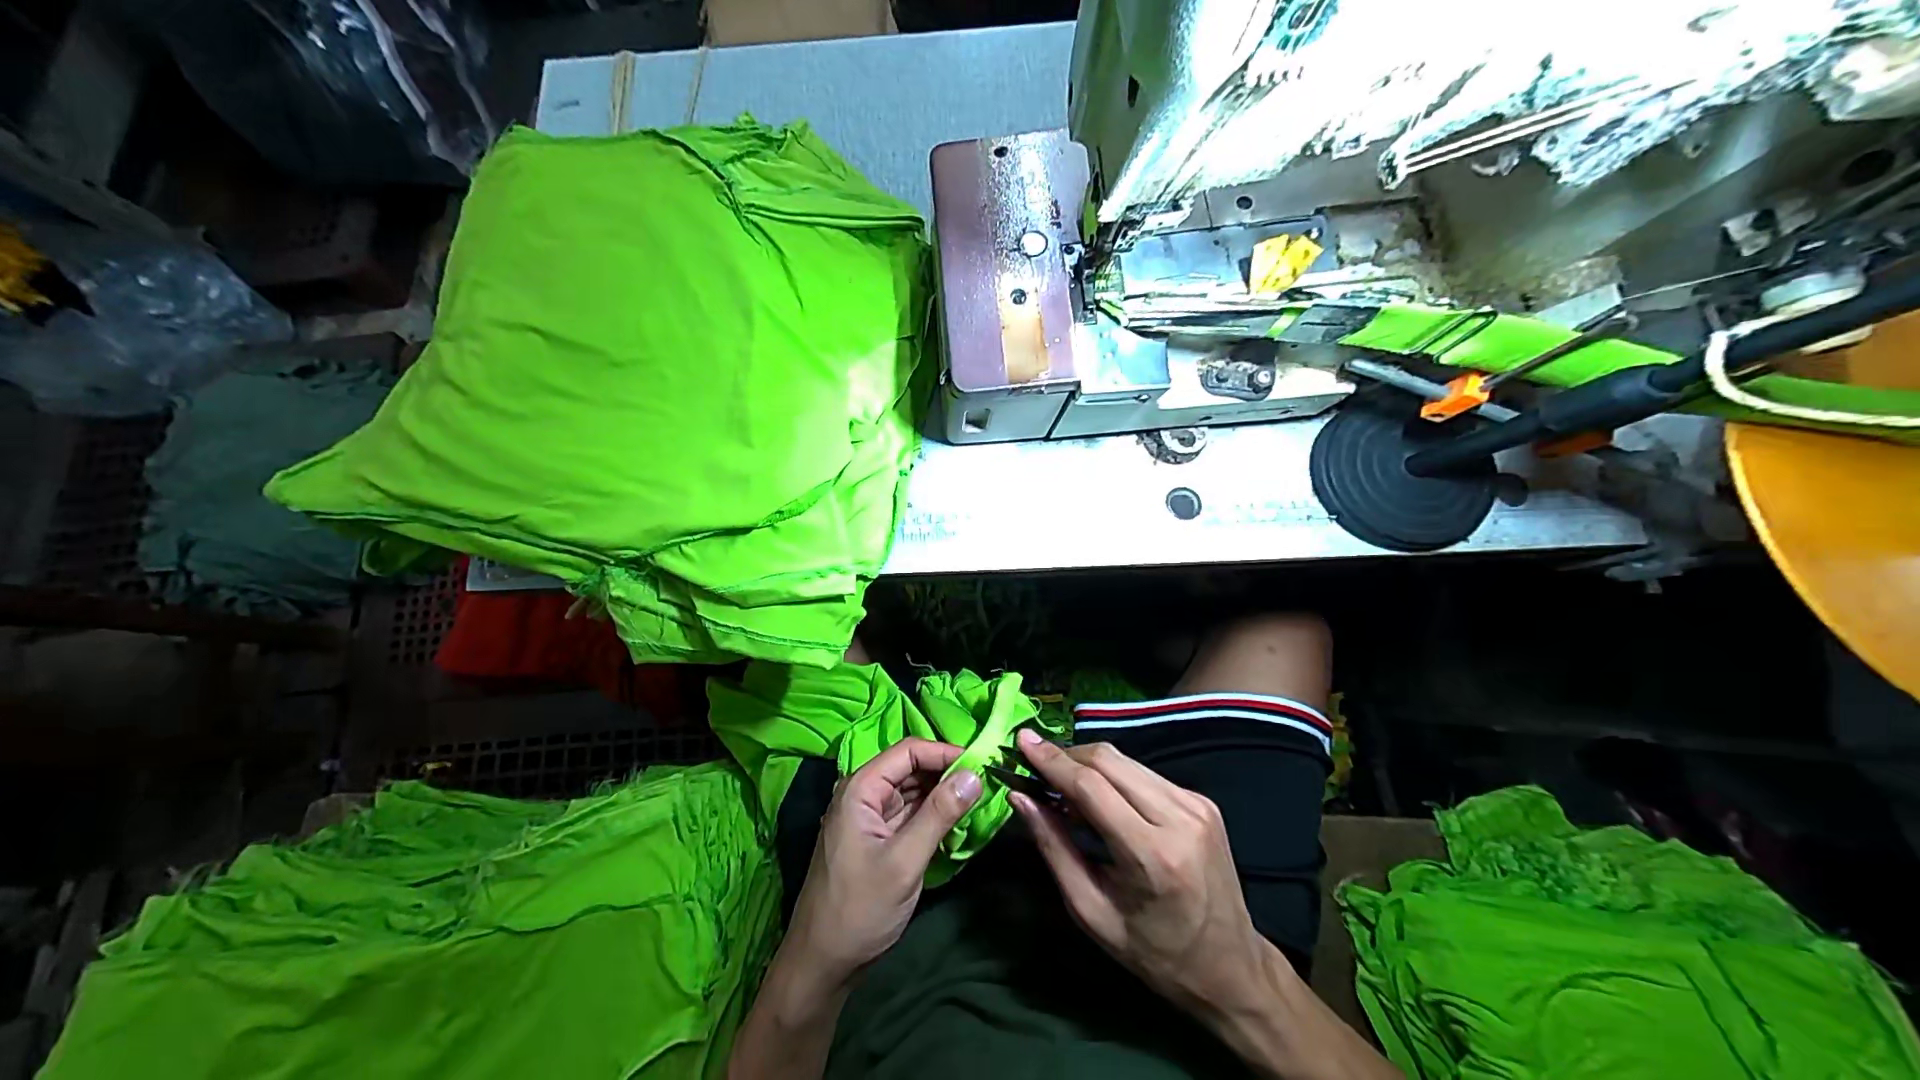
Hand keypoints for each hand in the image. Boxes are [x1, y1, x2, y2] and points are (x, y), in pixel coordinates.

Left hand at [784, 737, 983, 986]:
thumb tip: (975, 774)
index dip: (946, 752)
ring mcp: (869, 816)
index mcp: (860, 788)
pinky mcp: (877, 837)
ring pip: (913, 789)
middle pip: (911, 767)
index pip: (909, 751)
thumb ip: (939, 814)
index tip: (983, 764)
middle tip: (987, 783)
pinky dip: (933, 814)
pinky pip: (909, 812)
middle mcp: (862, 793)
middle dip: (948, 771)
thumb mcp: (905, 860)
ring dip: (943, 793)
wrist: (822, 962)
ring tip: (979, 800)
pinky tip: (957, 822)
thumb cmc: (859, 909)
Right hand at [1011, 729, 1397, 1079]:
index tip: (1021, 740)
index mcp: (1153, 855)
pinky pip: (1144, 773)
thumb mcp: (1092, 913)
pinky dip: (1114, 777)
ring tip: (1063, 788)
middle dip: (1066, 756)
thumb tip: (1021, 798)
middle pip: (1109, 760)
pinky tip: (1100, 799)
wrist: (1232, 968)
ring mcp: (1197, 805)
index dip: (1052, 761)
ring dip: (1088, 765)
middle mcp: (1180, 818)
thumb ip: (1054, 849)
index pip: (1092, 787)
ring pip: (1126, 761)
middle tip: (1035, 767)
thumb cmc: (1155, 954)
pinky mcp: (1203, 802)